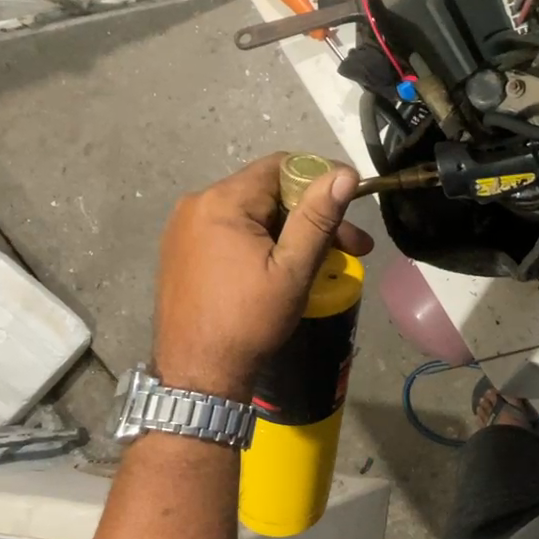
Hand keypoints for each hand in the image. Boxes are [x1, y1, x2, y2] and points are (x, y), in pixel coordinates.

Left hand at [152, 154, 374, 399]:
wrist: (198, 372)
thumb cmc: (249, 321)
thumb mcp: (293, 270)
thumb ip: (318, 219)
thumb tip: (344, 174)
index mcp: (223, 201)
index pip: (282, 166)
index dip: (323, 179)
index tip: (354, 206)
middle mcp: (198, 204)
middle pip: (269, 192)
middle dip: (314, 215)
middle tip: (355, 248)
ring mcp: (186, 228)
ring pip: (253, 214)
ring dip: (292, 231)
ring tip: (325, 262)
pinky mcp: (183, 251)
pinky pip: (233, 232)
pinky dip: (265, 242)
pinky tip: (285, 268)